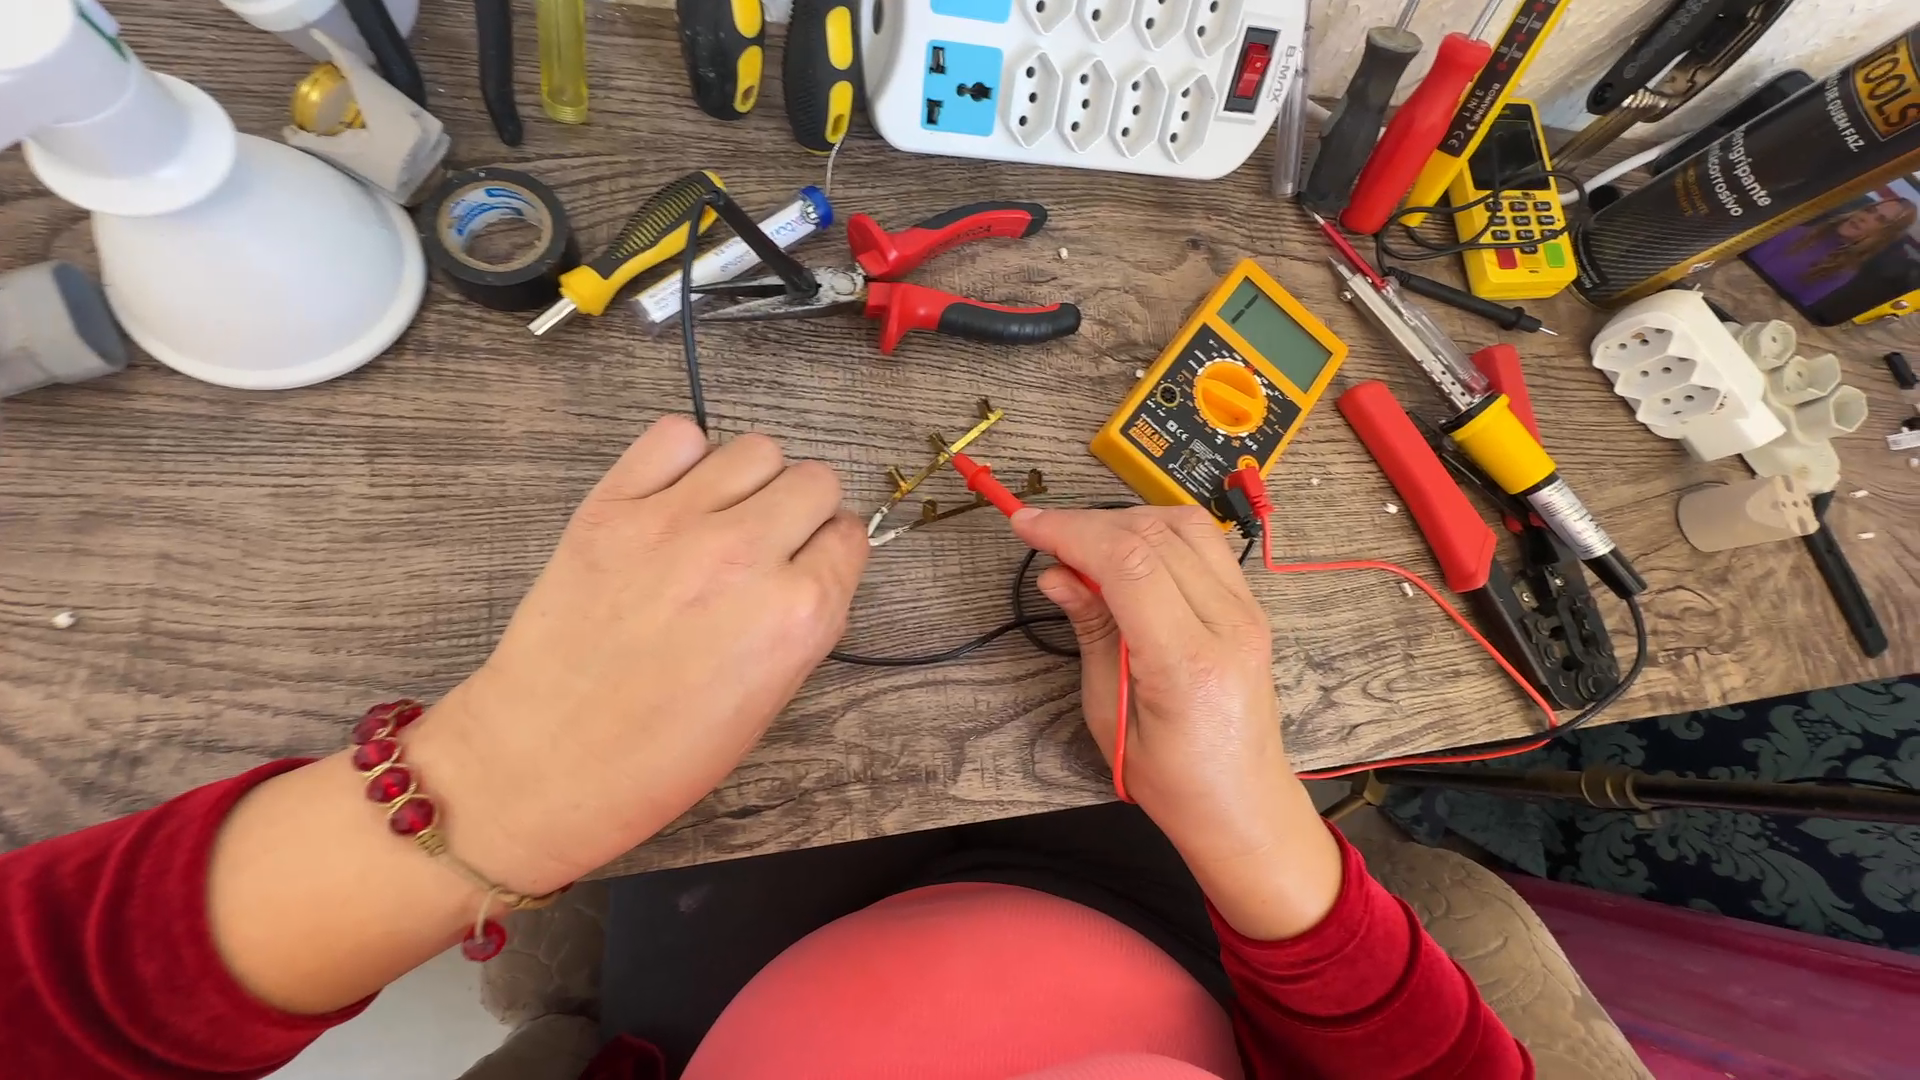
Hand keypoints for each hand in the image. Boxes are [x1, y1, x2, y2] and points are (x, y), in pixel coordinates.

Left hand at [409, 417, 868, 893]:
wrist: (546, 764)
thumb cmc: (666, 754)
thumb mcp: (772, 694)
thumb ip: (805, 616)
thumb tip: (811, 561)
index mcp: (798, 613)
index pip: (850, 535)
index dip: (833, 550)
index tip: (812, 561)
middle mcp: (748, 556)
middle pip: (816, 480)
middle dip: (805, 510)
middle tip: (773, 541)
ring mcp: (677, 523)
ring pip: (758, 450)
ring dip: (755, 481)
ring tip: (725, 518)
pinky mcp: (612, 506)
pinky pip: (677, 436)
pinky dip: (687, 457)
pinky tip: (678, 497)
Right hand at [1011, 505, 1340, 938]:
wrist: (1244, 804)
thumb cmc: (1171, 779)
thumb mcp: (1109, 713)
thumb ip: (1090, 631)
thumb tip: (1056, 573)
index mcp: (1188, 663)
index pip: (1129, 564)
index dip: (1070, 532)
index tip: (1025, 526)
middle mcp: (1229, 624)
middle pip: (1152, 534)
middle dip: (1086, 523)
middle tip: (1042, 537)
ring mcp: (1249, 610)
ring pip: (1182, 523)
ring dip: (1123, 520)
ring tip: (1083, 544)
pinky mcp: (1251, 605)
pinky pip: (1202, 541)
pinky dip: (1155, 530)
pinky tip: (1125, 552)